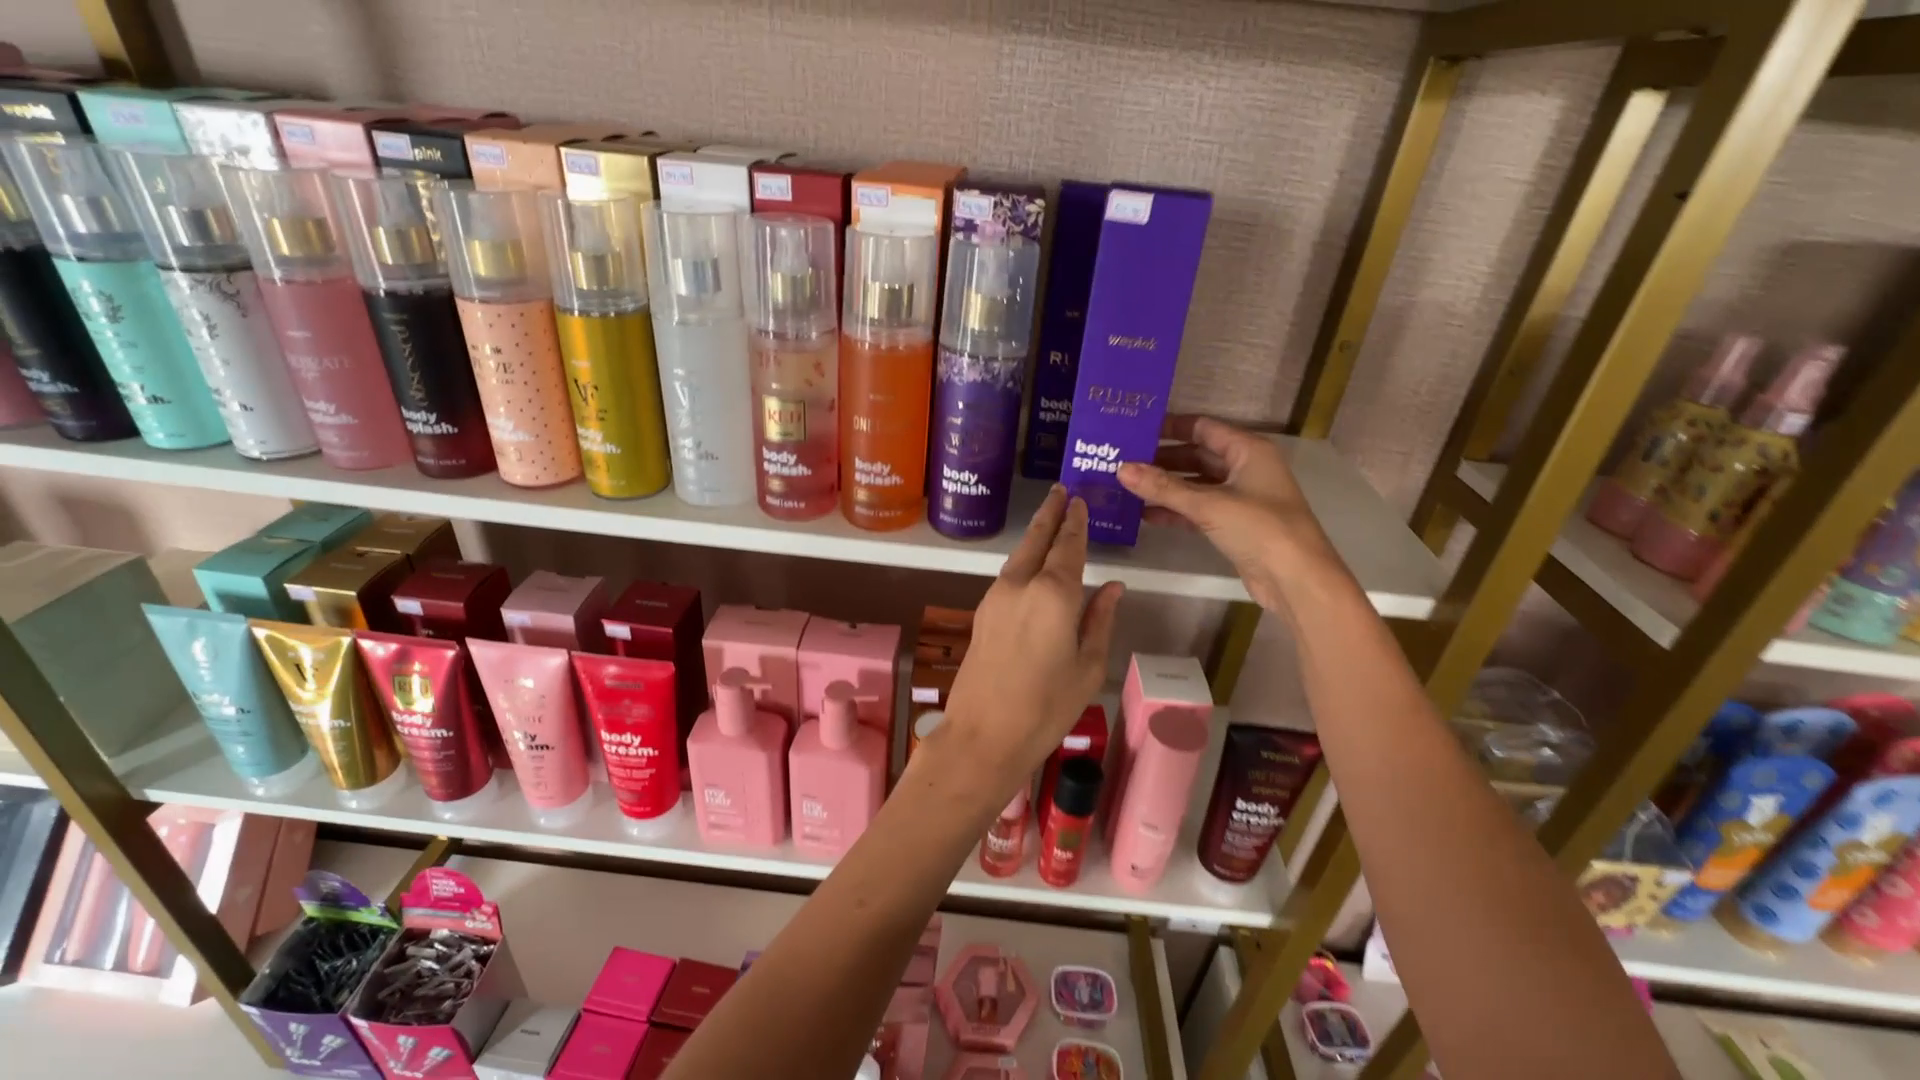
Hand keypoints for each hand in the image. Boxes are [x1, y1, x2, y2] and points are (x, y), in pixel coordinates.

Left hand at [932, 486, 1123, 797]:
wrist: (983, 735)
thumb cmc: (1046, 707)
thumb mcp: (1088, 667)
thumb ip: (1099, 620)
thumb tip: (1111, 587)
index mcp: (1053, 594)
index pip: (1068, 546)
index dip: (1075, 522)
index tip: (1079, 500)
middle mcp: (1020, 585)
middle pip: (1036, 540)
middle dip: (1049, 515)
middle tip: (1059, 490)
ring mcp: (995, 598)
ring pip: (1018, 557)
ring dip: (1034, 536)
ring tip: (1048, 520)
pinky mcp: (982, 615)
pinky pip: (1008, 577)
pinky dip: (1023, 562)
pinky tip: (1032, 567)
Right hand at [1118, 414, 1341, 612]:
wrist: (1295, 579)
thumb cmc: (1259, 528)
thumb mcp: (1208, 504)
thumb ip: (1164, 488)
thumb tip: (1121, 469)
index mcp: (1248, 450)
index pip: (1203, 428)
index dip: (1170, 427)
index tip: (1135, 431)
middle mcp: (1245, 468)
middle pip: (1197, 456)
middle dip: (1162, 460)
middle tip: (1123, 462)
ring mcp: (1240, 498)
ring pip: (1196, 485)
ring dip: (1165, 488)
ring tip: (1127, 488)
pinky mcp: (1234, 525)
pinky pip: (1199, 510)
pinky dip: (1176, 511)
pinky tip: (1146, 515)